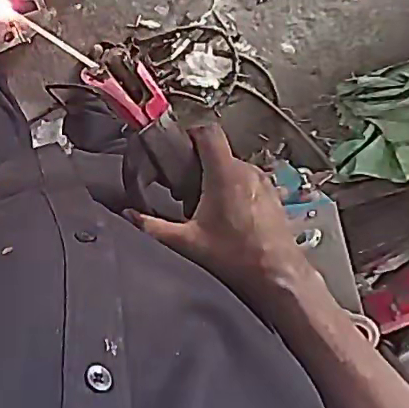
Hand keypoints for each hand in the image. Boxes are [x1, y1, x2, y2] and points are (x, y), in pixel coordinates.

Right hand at [127, 124, 319, 301]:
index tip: (179, 146)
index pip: (208, 132)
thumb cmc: (237, 257)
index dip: (191, 133)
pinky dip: (234, 190)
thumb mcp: (187, 242)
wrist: (277, 276)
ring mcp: (263, 183)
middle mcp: (246, 172)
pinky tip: (227, 216)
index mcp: (224, 175)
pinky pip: (248, 181)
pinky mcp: (272, 196)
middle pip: (218, 151)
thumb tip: (131, 215)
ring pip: (233, 167)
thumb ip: (153, 226)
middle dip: (199, 164)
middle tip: (185, 188)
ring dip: (217, 178)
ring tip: (205, 206)